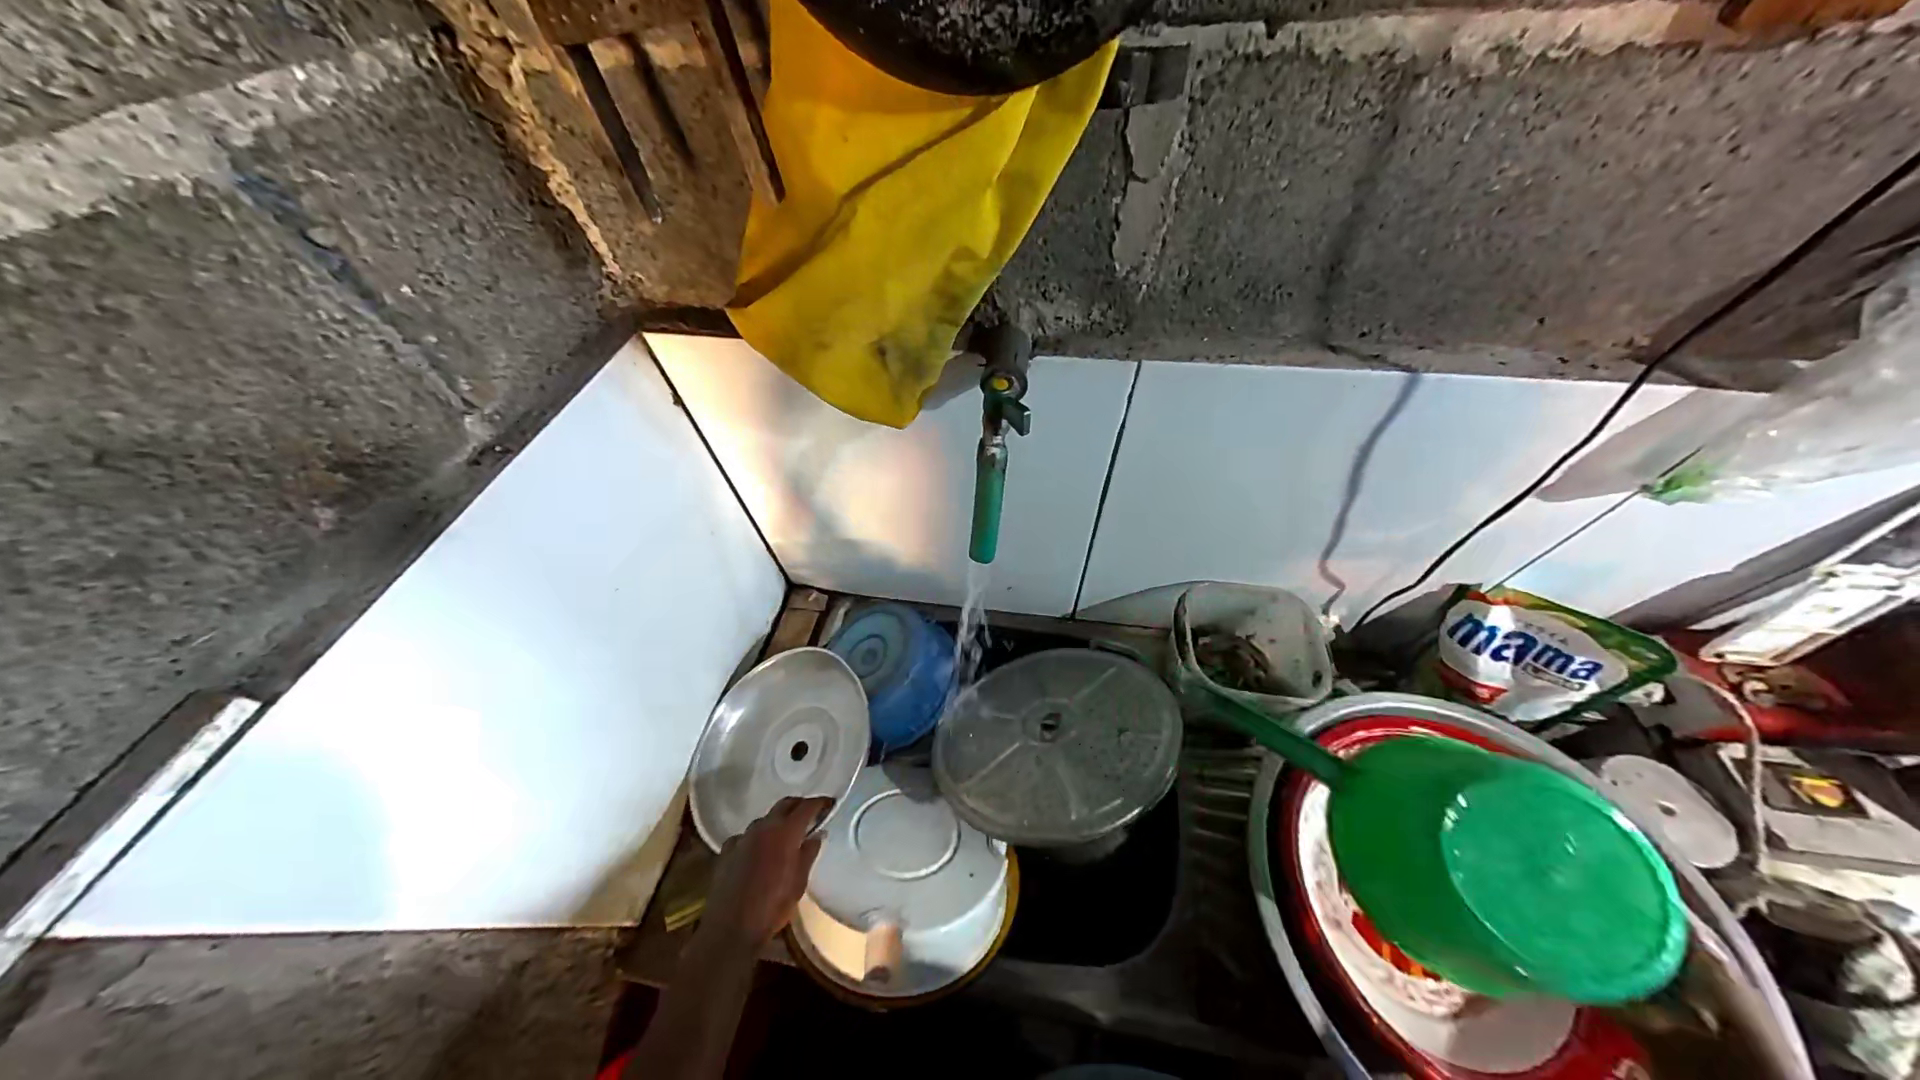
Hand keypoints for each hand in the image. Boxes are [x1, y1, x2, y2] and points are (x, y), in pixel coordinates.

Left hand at [701, 796, 831, 950]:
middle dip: (799, 805)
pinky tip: (757, 853)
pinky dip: (755, 839)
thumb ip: (809, 853)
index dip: (820, 803)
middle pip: (784, 805)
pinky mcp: (726, 851)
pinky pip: (745, 837)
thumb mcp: (799, 882)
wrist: (731, 929)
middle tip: (811, 814)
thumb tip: (817, 833)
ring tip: (785, 836)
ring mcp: (742, 838)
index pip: (807, 807)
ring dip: (777, 822)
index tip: (830, 804)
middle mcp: (762, 827)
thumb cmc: (772, 907)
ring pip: (764, 820)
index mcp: (785, 832)